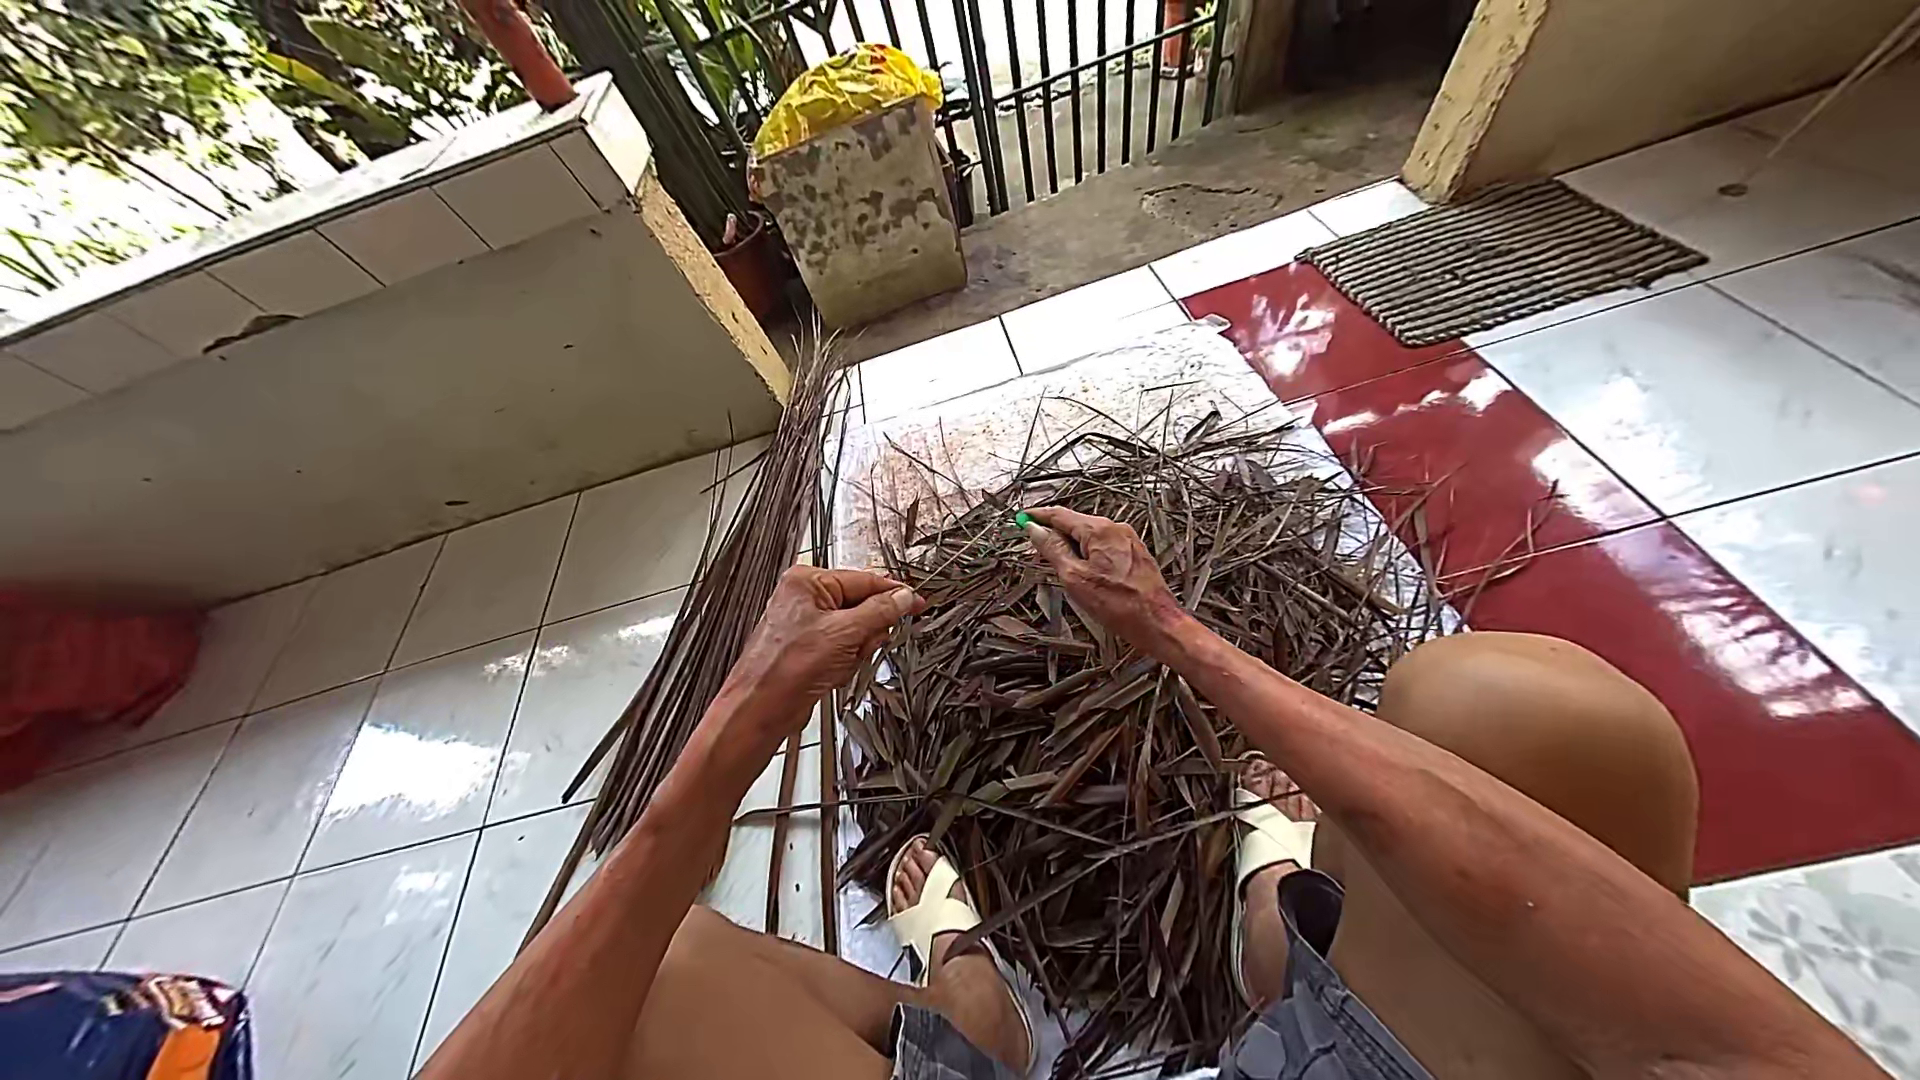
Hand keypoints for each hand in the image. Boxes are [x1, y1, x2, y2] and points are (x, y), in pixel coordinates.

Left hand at [713, 566, 925, 750]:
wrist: (761, 709)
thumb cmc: (785, 669)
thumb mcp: (845, 633)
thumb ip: (880, 611)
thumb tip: (902, 597)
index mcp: (808, 581)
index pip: (865, 580)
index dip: (894, 593)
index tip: (916, 602)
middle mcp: (806, 598)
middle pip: (863, 606)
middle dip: (867, 631)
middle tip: (860, 645)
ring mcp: (808, 623)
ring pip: (857, 630)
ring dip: (857, 650)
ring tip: (840, 662)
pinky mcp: (810, 648)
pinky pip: (845, 647)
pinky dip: (846, 661)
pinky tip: (833, 672)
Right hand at [1022, 506, 1189, 658]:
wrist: (1156, 623)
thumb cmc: (1122, 605)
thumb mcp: (1075, 577)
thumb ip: (1053, 550)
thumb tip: (1036, 531)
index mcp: (1100, 530)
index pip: (1060, 515)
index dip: (1038, 516)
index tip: (1023, 518)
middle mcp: (1116, 529)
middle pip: (1074, 524)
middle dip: (1053, 535)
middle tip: (1035, 548)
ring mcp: (1127, 540)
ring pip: (1088, 536)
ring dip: (1070, 546)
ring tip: (1059, 566)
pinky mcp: (1133, 553)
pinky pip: (1102, 545)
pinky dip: (1086, 553)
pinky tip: (1081, 570)